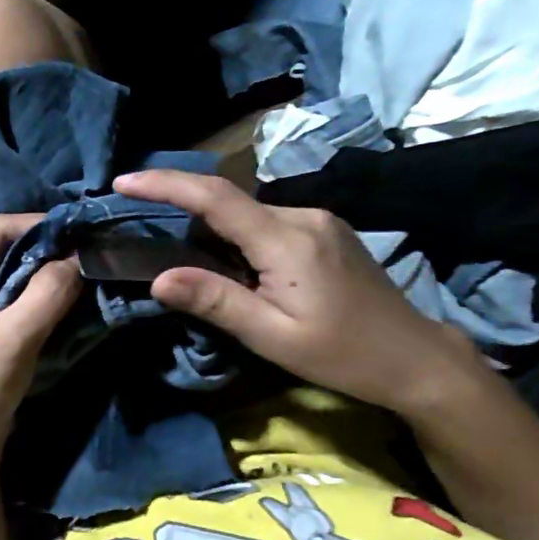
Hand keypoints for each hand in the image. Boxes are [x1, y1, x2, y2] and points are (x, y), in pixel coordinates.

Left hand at [0, 213, 82, 473]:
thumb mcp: (17, 335)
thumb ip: (49, 290)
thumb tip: (80, 254)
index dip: (40, 226)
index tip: (82, 231)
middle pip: (1, 247)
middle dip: (44, 249)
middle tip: (86, 252)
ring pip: (6, 270)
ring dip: (41, 271)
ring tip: (79, 271)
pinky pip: (6, 293)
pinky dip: (33, 291)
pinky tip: (60, 296)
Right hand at [113, 170, 475, 413]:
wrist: (415, 358)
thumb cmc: (342, 355)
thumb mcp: (272, 336)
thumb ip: (217, 301)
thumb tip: (159, 278)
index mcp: (287, 239)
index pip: (215, 198)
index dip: (166, 185)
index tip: (123, 182)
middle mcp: (303, 216)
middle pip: (230, 202)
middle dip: (182, 209)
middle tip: (143, 231)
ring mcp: (319, 220)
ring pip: (249, 213)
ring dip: (212, 228)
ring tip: (185, 259)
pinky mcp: (326, 231)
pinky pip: (269, 223)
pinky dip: (239, 236)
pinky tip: (234, 266)